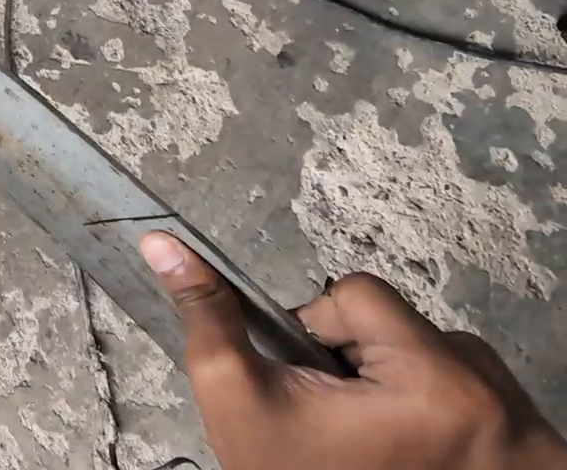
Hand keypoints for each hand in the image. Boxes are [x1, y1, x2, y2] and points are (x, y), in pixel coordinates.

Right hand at [140, 232, 566, 469]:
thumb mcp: (234, 390)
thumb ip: (206, 310)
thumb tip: (161, 242)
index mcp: (441, 388)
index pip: (361, 294)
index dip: (317, 325)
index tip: (312, 379)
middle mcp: (514, 414)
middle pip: (414, 326)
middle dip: (364, 353)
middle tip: (340, 408)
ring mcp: (543, 448)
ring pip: (456, 362)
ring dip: (409, 378)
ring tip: (377, 428)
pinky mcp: (548, 465)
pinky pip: (492, 403)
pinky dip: (448, 411)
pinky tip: (415, 446)